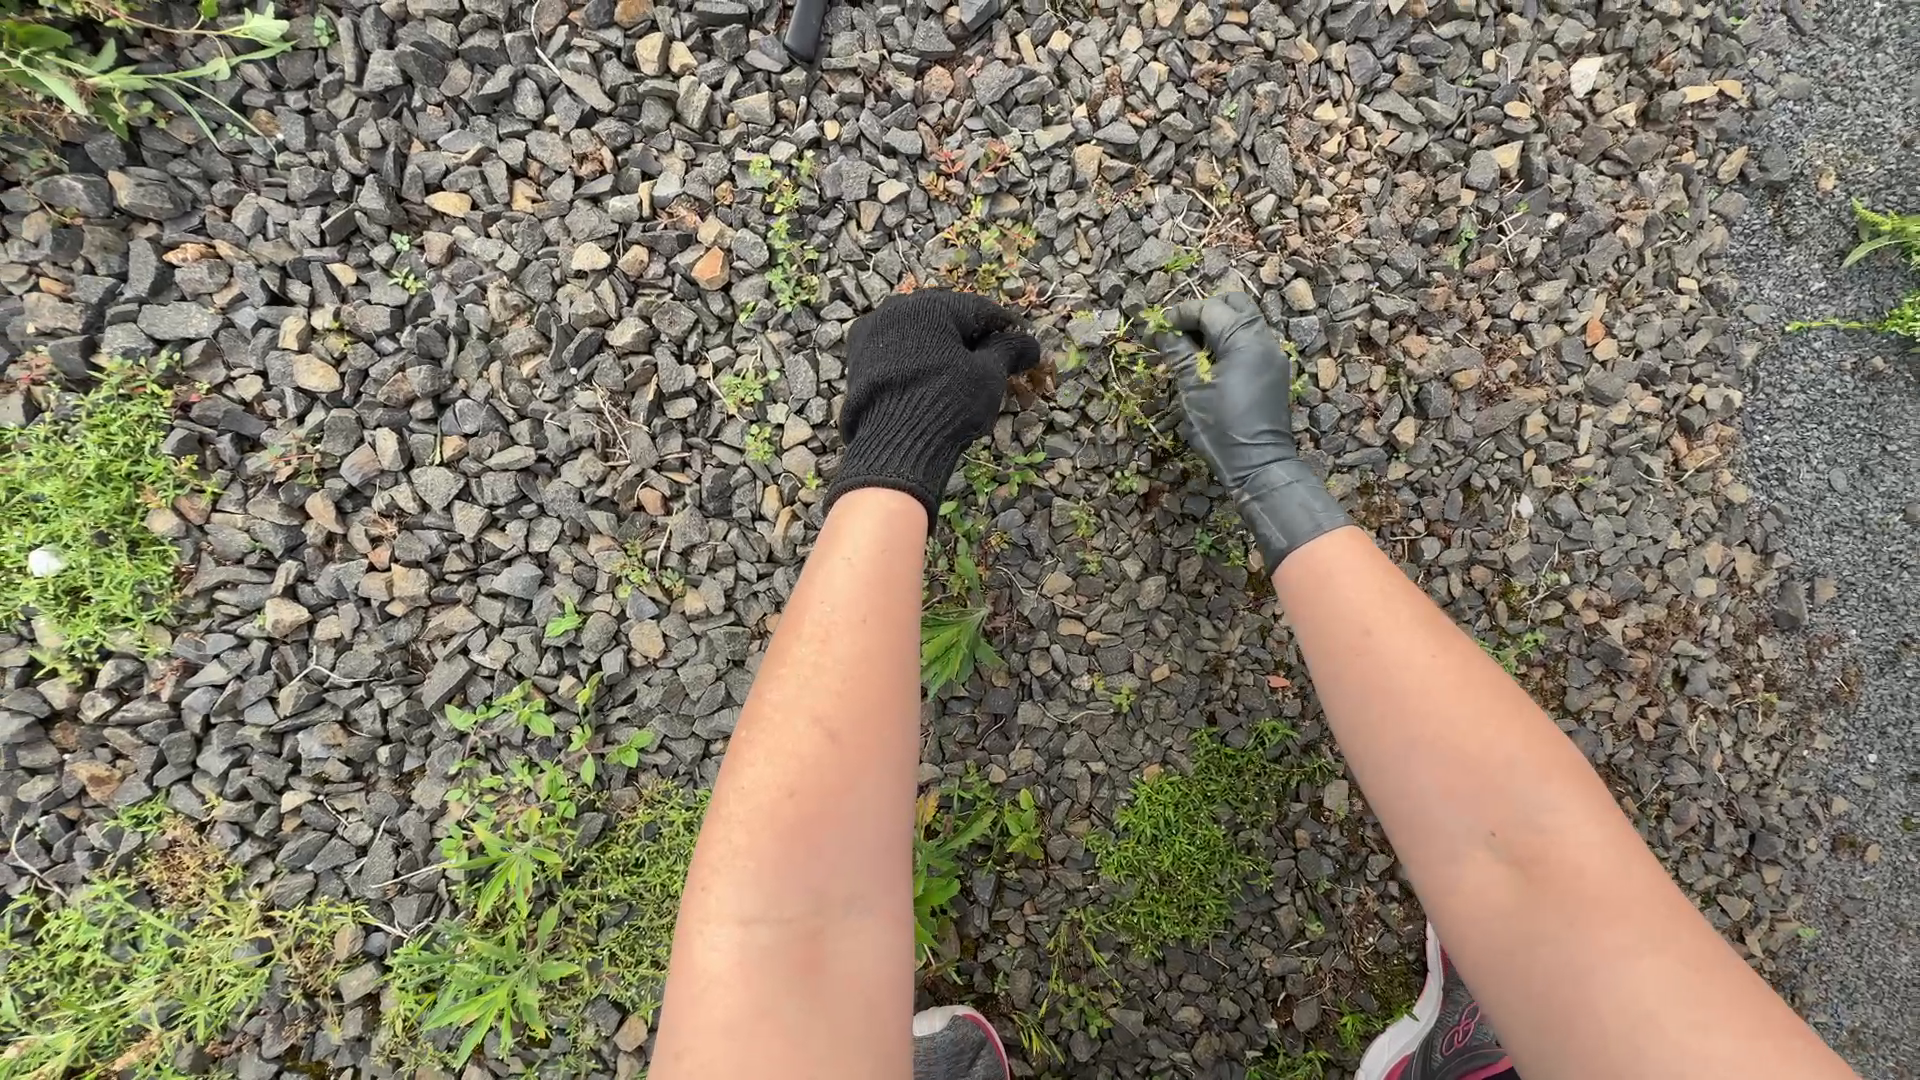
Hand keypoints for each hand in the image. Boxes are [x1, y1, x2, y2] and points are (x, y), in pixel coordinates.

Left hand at [828, 290, 1040, 524]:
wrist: (892, 445)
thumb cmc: (946, 404)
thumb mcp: (987, 376)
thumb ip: (1008, 351)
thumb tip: (1029, 343)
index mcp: (931, 305)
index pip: (979, 310)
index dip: (1004, 328)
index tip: (1019, 344)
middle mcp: (896, 310)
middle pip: (944, 318)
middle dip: (969, 337)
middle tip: (990, 360)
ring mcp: (871, 334)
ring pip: (917, 334)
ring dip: (940, 348)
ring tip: (959, 374)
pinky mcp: (856, 361)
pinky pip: (895, 352)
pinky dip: (916, 361)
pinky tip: (929, 382)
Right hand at [1156, 292, 1350, 569]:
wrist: (1258, 463)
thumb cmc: (1220, 427)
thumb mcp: (1192, 389)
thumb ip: (1178, 353)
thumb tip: (1161, 331)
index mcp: (1244, 341)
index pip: (1210, 309)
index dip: (1181, 313)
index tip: (1158, 328)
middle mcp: (1264, 340)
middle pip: (1233, 305)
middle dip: (1203, 312)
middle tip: (1177, 332)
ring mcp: (1272, 355)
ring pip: (1244, 321)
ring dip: (1215, 326)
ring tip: (1189, 348)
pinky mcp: (1272, 370)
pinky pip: (1250, 341)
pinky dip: (1228, 341)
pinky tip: (1209, 362)